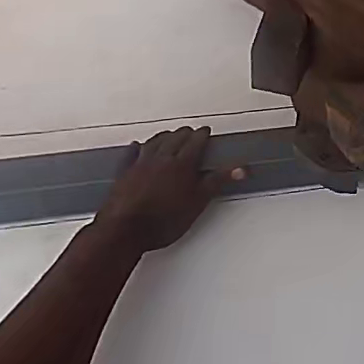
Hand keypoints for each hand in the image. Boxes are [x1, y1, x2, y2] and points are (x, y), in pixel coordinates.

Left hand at [92, 127, 225, 253]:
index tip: (205, 132)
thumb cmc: (162, 220)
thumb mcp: (199, 202)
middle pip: (174, 139)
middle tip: (191, 132)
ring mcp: (140, 165)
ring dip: (163, 136)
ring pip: (154, 143)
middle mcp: (161, 160)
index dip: (202, 135)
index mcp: (182, 164)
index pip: (195, 142)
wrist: (125, 231)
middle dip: (184, 133)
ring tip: (169, 134)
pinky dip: (135, 148)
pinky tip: (135, 146)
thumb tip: (239, 169)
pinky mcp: (123, 175)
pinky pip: (130, 155)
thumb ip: (219, 181)